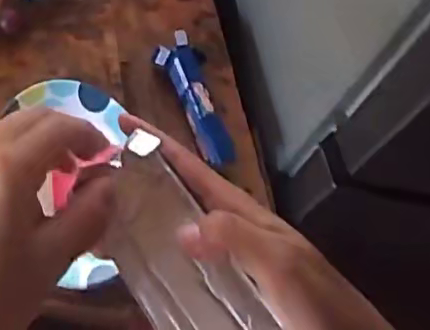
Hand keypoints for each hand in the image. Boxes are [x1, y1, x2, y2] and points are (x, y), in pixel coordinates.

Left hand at [0, 107, 118, 329]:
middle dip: (69, 131)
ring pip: (18, 121)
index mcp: (11, 163)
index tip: (110, 156)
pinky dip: (24, 140)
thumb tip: (112, 182)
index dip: (89, 135)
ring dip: (46, 133)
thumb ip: (88, 214)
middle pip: (38, 117)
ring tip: (67, 167)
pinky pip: (0, 135)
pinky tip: (34, 173)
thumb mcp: (54, 256)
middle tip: (93, 161)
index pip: (59, 127)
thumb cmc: (1, 288)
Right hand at [123, 116, 393, 329]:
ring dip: (153, 214)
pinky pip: (191, 267)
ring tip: (115, 213)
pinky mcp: (236, 297)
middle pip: (184, 191)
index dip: (159, 142)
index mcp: (245, 213)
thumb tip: (179, 226)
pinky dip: (165, 259)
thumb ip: (235, 235)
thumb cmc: (322, 308)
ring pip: (185, 228)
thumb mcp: (280, 264)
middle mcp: (237, 231)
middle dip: (148, 174)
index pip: (194, 167)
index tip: (123, 121)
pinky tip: (147, 273)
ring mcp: (236, 263)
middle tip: (107, 170)